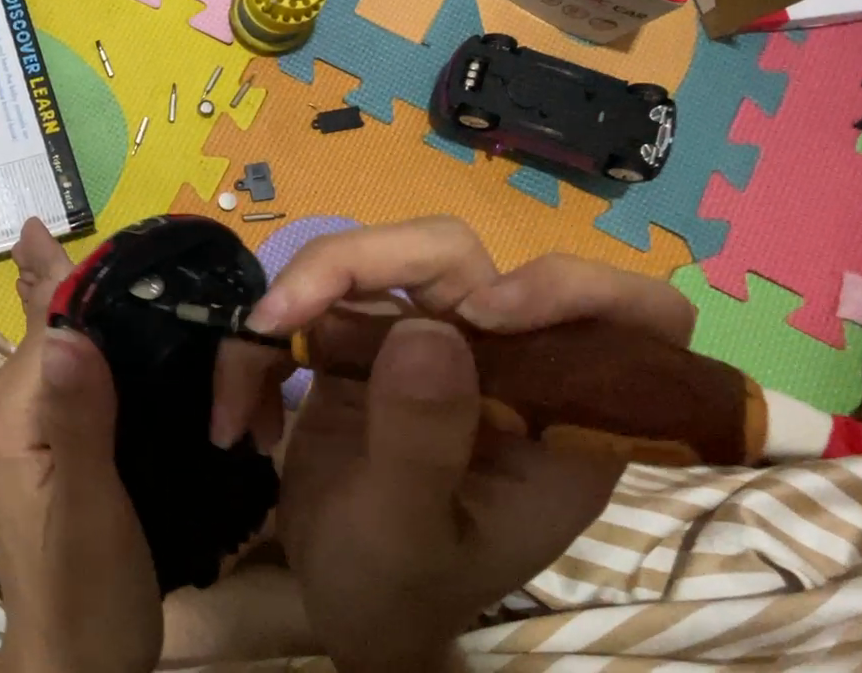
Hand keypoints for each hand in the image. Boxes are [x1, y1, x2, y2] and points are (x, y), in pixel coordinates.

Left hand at [0, 218, 159, 672]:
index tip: (133, 234)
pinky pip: (83, 369)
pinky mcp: (54, 432)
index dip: (98, 282)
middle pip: (62, 324)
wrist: (77, 656)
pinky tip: (126, 322)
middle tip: (137, 244)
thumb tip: (67, 332)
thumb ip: (75, 421)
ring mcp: (29, 415)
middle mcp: (8, 399)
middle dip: (103, 290)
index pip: (56, 321)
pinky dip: (109, 346)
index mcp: (6, 408)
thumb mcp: (87, 512)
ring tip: (129, 266)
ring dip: (106, 314)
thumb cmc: (85, 592)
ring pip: (74, 342)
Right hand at [253, 219, 686, 672]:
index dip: (567, 288)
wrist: (338, 603)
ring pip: (365, 266)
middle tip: (281, 313)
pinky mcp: (360, 347)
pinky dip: (258, 350)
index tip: (482, 311)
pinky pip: (309, 306)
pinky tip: (236, 415)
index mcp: (559, 415)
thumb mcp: (409, 532)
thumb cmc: (394, 589)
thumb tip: (429, 330)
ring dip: (290, 303)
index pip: (624, 317)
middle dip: (356, 266)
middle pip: (448, 258)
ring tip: (241, 376)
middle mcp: (498, 362)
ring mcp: (423, 347)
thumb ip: (424, 440)